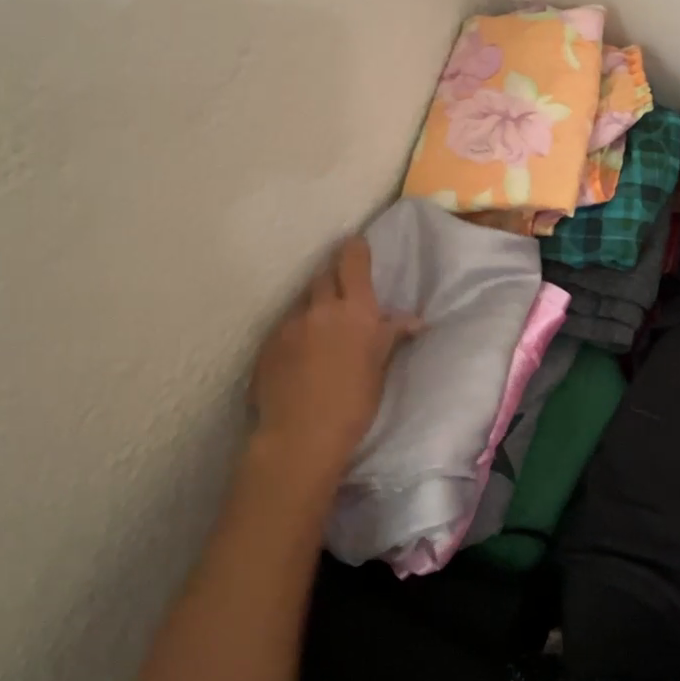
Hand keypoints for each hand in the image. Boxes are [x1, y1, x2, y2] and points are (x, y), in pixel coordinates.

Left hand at [248, 236, 420, 485]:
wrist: (301, 436)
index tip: (357, 244)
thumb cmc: (354, 402)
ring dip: (314, 304)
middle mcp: (320, 309)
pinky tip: (302, 351)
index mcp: (355, 310)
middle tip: (345, 288)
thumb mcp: (380, 367)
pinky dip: (297, 329)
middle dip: (334, 276)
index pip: (351, 261)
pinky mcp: (266, 345)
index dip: (354, 250)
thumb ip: (391, 336)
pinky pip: (285, 326)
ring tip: (322, 324)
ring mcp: (288, 325)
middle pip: (324, 275)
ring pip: (302, 301)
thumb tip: (413, 321)